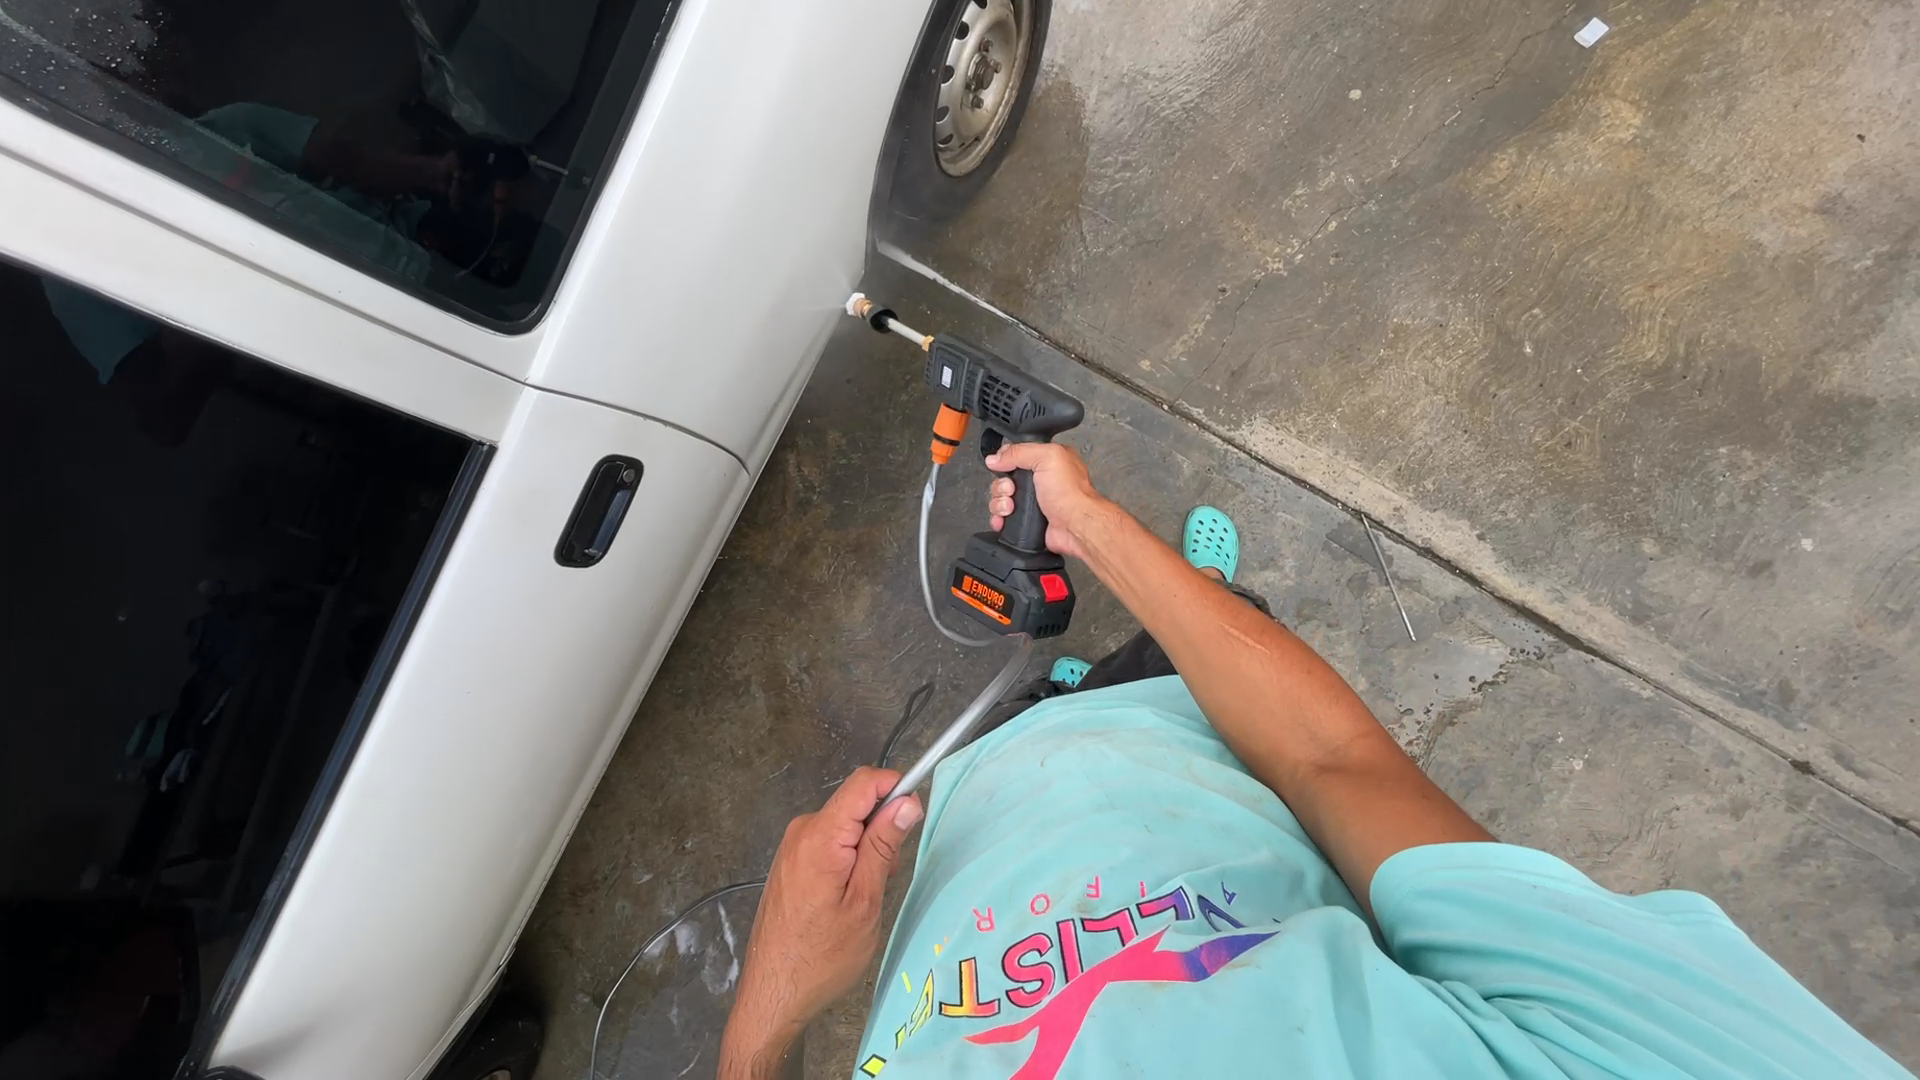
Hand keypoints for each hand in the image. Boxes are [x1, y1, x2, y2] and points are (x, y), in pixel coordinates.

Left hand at [720, 768, 923, 1078]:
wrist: (771, 997)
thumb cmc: (823, 956)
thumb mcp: (865, 902)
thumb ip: (884, 846)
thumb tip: (908, 800)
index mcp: (821, 835)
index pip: (864, 782)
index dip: (895, 787)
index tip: (914, 816)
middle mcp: (802, 829)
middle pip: (855, 802)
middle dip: (881, 826)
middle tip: (887, 875)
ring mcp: (792, 845)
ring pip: (845, 823)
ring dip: (865, 845)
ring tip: (865, 895)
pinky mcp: (789, 861)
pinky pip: (829, 839)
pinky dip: (847, 856)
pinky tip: (846, 897)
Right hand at [983, 442, 1111, 559]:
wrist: (1075, 526)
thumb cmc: (1071, 494)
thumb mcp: (1047, 457)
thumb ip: (1020, 451)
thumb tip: (996, 458)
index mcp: (1049, 461)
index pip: (1017, 455)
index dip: (1006, 461)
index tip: (1004, 467)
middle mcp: (1041, 481)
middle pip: (1005, 478)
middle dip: (1002, 486)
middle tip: (1012, 490)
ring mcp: (1034, 502)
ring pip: (1002, 499)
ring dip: (1000, 503)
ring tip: (1010, 507)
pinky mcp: (1028, 520)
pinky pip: (1004, 518)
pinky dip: (999, 519)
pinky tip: (1003, 519)